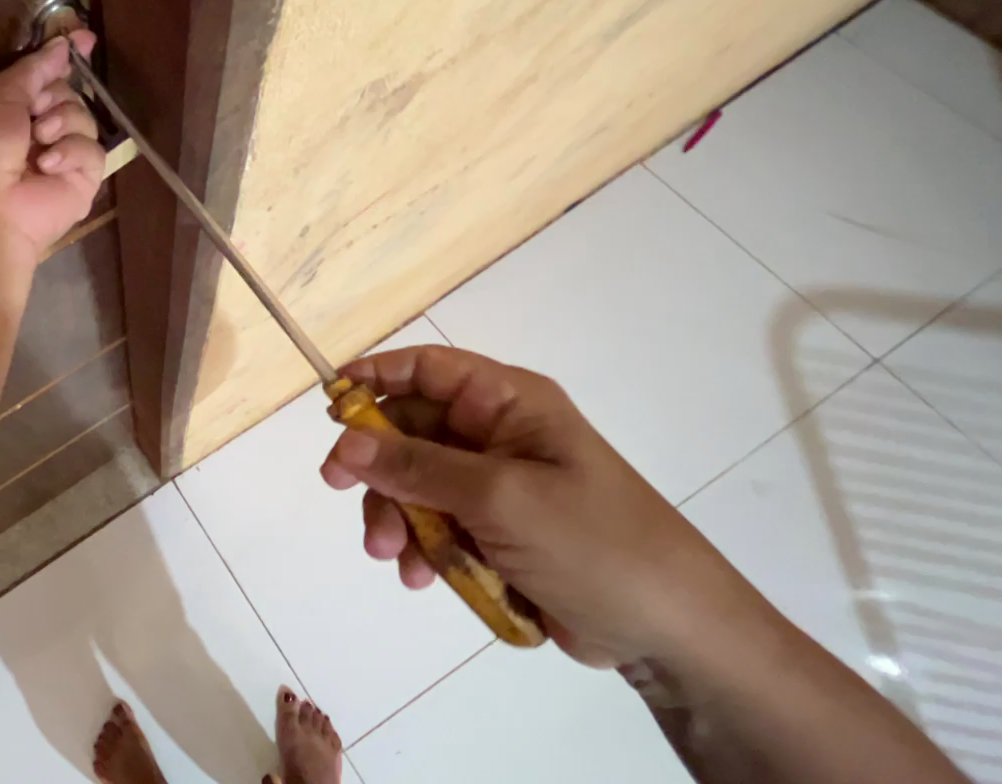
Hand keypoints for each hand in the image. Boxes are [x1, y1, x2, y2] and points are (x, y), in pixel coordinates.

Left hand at [0, 31, 104, 259]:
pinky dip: (72, 152)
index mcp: (12, 112)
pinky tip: (49, 166)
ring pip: (84, 118)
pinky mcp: (83, 180)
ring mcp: (63, 156)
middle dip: (55, 97)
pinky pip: (93, 150)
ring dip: (62, 122)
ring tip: (41, 141)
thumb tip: (63, 45)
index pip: (46, 77)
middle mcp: (38, 132)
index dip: (65, 59)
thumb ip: (33, 70)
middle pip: (68, 93)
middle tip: (36, 113)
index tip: (85, 39)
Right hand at [319, 345, 768, 667]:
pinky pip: (434, 523)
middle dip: (376, 464)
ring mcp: (494, 484)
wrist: (672, 633)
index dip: (375, 377)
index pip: (428, 368)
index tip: (329, 404)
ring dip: (393, 515)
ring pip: (413, 482)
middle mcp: (496, 434)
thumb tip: (344, 440)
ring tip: (392, 557)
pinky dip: (419, 547)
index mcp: (508, 403)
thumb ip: (415, 466)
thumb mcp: (497, 496)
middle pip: (409, 429)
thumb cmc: (593, 543)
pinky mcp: (493, 531)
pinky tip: (420, 577)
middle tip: (337, 487)